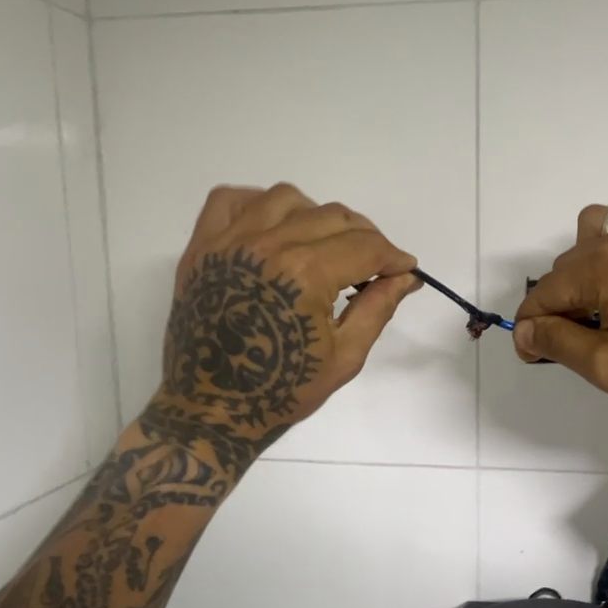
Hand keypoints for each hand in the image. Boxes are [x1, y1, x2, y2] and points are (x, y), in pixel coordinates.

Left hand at [148, 184, 418, 457]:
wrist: (213, 408)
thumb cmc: (283, 389)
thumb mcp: (344, 356)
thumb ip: (377, 308)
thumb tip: (406, 277)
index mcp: (306, 273)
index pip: (366, 246)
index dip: (394, 257)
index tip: (404, 269)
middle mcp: (268, 244)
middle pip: (334, 217)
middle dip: (365, 239)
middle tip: (371, 268)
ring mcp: (230, 241)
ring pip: (288, 199)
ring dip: (316, 216)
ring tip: (324, 246)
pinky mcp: (201, 247)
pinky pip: (230, 199)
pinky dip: (257, 203)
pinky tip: (274, 228)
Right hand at [513, 183, 607, 423]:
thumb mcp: (607, 367)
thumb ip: (558, 343)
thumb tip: (525, 331)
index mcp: (604, 267)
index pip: (546, 291)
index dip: (531, 326)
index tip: (532, 354)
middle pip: (569, 261)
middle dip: (558, 300)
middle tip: (570, 342)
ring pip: (604, 223)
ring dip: (588, 256)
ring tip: (599, 298)